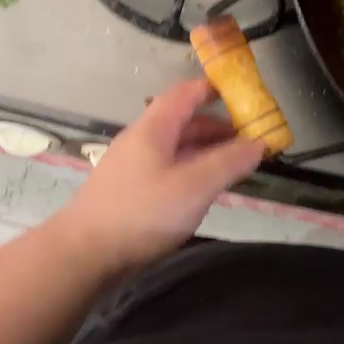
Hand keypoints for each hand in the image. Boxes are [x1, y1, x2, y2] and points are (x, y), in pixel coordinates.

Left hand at [57, 78, 265, 274]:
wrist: (84, 254)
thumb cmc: (142, 213)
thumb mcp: (194, 187)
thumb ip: (228, 163)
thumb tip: (259, 143)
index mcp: (154, 129)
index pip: (185, 93)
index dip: (213, 89)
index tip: (243, 94)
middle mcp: (141, 141)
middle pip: (182, 121)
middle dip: (217, 127)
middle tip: (248, 140)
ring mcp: (132, 166)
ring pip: (175, 147)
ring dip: (205, 151)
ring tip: (232, 166)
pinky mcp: (129, 190)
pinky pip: (167, 168)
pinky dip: (191, 170)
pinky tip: (202, 190)